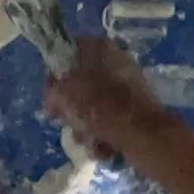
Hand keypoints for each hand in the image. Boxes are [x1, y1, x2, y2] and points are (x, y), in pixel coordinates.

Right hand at [44, 37, 170, 156]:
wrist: (143, 133)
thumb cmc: (98, 106)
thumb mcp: (63, 94)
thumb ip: (53, 92)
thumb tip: (54, 99)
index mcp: (98, 48)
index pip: (67, 54)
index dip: (54, 76)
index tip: (51, 96)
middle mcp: (116, 61)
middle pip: (81, 83)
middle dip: (70, 107)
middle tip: (64, 120)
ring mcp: (129, 85)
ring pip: (95, 105)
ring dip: (85, 126)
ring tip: (86, 140)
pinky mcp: (138, 107)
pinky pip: (111, 118)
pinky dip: (103, 134)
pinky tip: (102, 146)